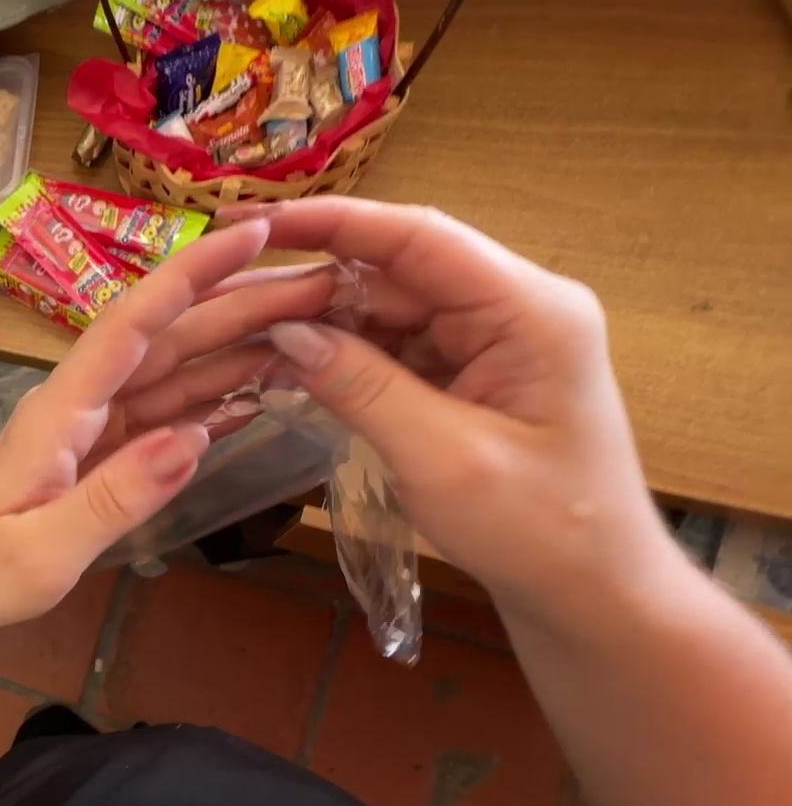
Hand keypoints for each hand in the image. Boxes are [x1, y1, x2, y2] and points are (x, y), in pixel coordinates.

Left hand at [0, 219, 336, 655]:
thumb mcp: (44, 549)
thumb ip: (113, 496)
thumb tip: (190, 439)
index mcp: (57, 415)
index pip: (126, 328)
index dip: (187, 277)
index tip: (252, 233)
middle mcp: (77, 408)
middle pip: (162, 342)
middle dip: (238, 307)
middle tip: (326, 284)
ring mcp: (91, 431)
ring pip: (170, 375)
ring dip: (236, 350)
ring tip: (314, 327)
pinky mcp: (100, 456)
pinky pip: (163, 419)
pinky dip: (211, 404)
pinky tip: (260, 394)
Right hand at [226, 197, 674, 615]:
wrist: (585, 583)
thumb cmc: (537, 525)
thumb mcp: (441, 456)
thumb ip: (362, 387)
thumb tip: (284, 333)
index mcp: (525, 311)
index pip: (416, 240)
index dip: (330, 222)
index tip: (250, 222)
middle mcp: (502, 308)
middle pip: (387, 272)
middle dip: (303, 280)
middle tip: (220, 296)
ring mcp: (477, 340)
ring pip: (375, 309)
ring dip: (308, 321)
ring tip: (233, 331)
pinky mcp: (454, 370)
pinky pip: (378, 346)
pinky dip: (327, 355)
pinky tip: (277, 362)